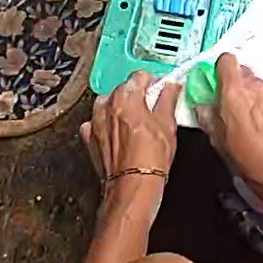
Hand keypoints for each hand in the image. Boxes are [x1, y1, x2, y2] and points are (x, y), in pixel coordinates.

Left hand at [81, 71, 178, 190]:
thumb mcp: (167, 124)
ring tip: (135, 123)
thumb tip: (172, 85)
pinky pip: (98, 123)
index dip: (154, 82)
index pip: (140, 76)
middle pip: (124, 89)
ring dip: (121, 108)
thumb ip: (168, 99)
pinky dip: (107, 125)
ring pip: (109, 104)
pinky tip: (119, 135)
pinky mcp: (90, 139)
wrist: (132, 187)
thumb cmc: (151, 157)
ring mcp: (95, 122)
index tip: (162, 91)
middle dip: (137, 95)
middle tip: (152, 108)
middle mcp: (106, 105)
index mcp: (126, 96)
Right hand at [203, 53, 262, 206]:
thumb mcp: (217, 138)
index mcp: (233, 90)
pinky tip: (259, 123)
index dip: (219, 69)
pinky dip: (262, 103)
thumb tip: (202, 107)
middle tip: (227, 103)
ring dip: (249, 94)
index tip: (214, 82)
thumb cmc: (248, 154)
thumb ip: (207, 116)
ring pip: (256, 83)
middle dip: (233, 83)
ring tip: (244, 117)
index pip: (226, 60)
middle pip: (242, 71)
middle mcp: (254, 85)